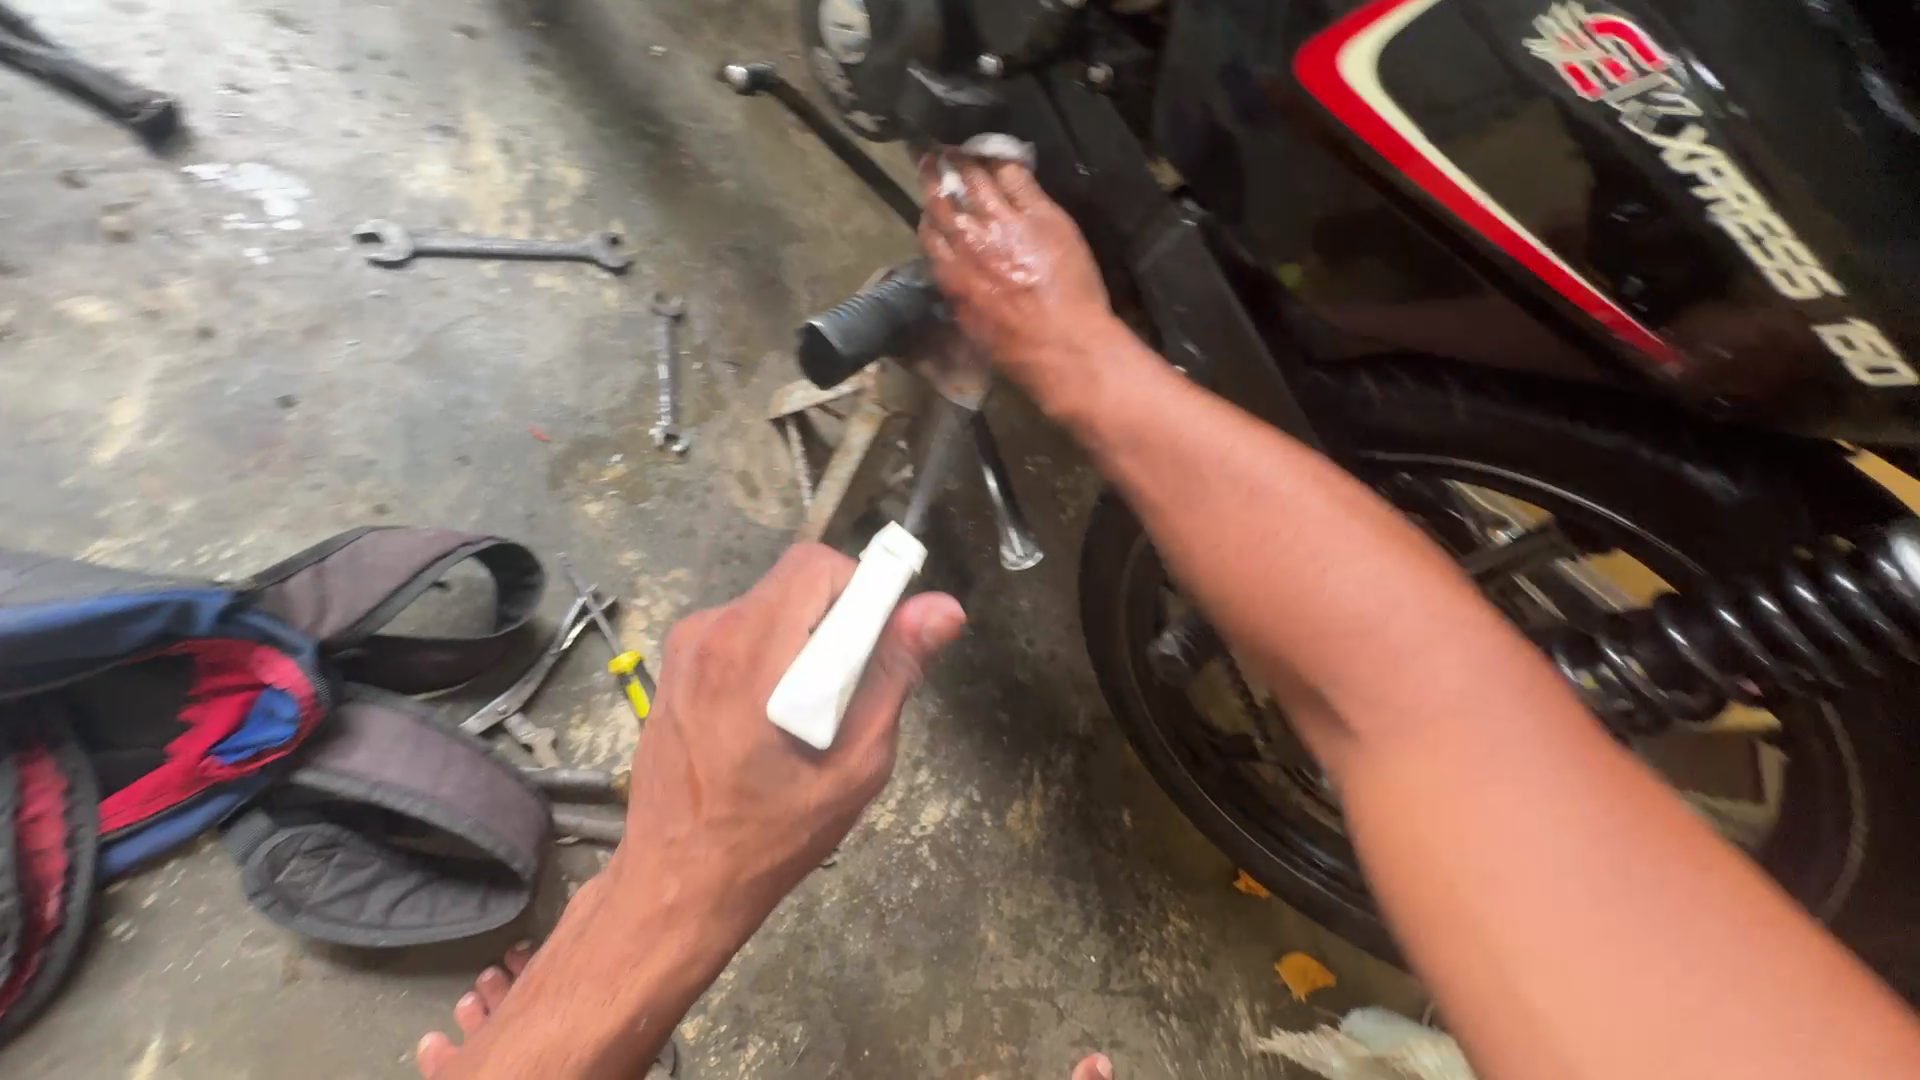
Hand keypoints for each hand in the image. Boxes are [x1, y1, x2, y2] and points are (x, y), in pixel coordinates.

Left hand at [611, 544, 966, 931]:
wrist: (675, 885)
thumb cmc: (773, 834)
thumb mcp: (855, 761)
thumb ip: (896, 672)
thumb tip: (945, 609)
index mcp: (751, 648)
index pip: (816, 565)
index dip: (862, 588)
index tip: (879, 641)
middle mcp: (709, 630)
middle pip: (795, 581)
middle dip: (838, 618)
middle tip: (853, 686)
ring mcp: (684, 645)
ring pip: (771, 605)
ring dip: (806, 638)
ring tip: (813, 711)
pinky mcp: (675, 664)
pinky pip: (743, 631)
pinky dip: (774, 653)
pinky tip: (772, 715)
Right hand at [918, 156, 1116, 400]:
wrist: (1063, 346)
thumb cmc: (1017, 351)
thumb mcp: (973, 329)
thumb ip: (959, 298)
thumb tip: (954, 284)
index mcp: (952, 276)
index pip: (929, 232)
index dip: (928, 213)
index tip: (931, 202)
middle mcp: (972, 243)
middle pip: (946, 198)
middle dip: (936, 172)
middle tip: (931, 153)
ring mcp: (1006, 224)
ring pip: (977, 179)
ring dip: (966, 158)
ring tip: (961, 145)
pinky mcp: (1041, 215)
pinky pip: (1017, 176)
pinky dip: (1005, 162)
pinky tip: (1001, 154)